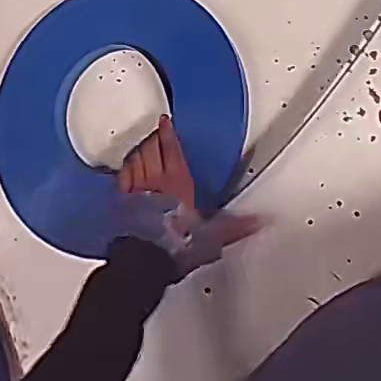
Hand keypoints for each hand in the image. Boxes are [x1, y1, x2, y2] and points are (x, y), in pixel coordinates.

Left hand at [115, 116, 260, 272]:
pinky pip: (123, 172)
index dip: (167, 134)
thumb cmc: (176, 244)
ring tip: (145, 144)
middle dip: (155, 138)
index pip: (171, 150)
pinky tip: (128, 164)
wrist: (146, 257)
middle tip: (158, 132)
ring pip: (137, 157)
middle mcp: (155, 180)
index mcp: (178, 183)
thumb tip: (258, 222)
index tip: (166, 122)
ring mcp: (137, 188)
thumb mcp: (212, 236)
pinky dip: (127, 164)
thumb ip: (235, 225)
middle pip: (152, 149)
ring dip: (141, 148)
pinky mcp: (123, 199)